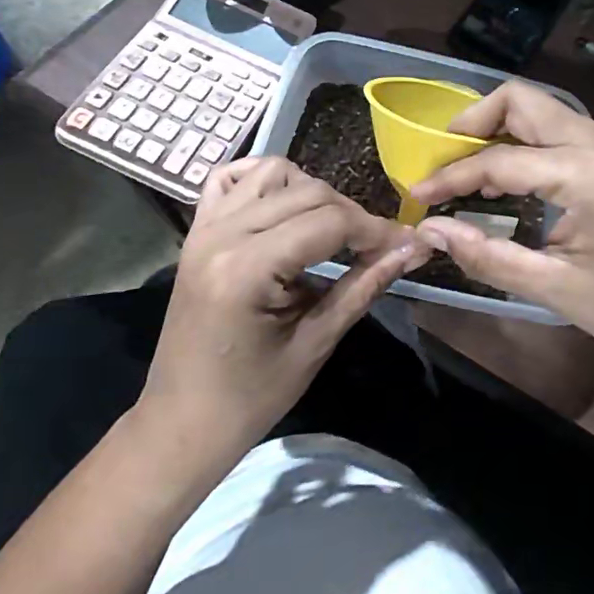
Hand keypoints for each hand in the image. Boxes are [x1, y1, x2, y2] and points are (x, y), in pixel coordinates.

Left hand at [141, 157, 426, 449]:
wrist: (182, 420)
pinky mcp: (196, 230)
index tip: (406, 244)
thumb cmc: (250, 397)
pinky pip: (229, 178)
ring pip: (272, 173)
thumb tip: (411, 250)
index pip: (328, 222)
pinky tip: (282, 204)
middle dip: (349, 213)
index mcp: (247, 269)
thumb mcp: (314, 345)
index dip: (374, 229)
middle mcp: (222, 234)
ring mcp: (204, 227)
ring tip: (329, 230)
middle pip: (305, 191)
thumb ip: (362, 288)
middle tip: (374, 247)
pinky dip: (262, 180)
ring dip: (310, 191)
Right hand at [411, 81, 593, 366]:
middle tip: (440, 158)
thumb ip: (487, 255)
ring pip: (536, 108)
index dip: (451, 176)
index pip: (498, 159)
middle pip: (519, 100)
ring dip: (495, 128)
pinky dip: (518, 140)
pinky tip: (502, 178)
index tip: (415, 193)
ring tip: (464, 169)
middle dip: (472, 122)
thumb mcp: (554, 288)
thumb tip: (430, 231)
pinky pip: (552, 128)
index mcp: (585, 173)